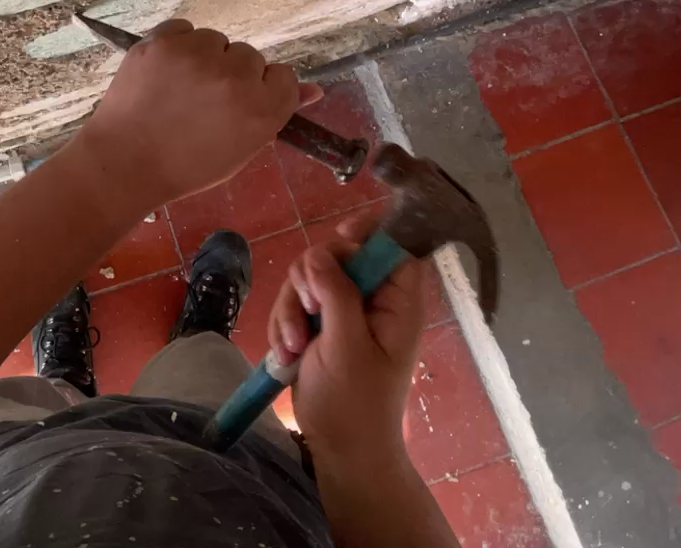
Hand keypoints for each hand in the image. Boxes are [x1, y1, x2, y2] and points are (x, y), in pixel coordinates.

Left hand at [71, 18, 322, 209]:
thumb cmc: (185, 165)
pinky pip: (183, 29)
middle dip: (231, 74)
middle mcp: (235, 77)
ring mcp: (197, 55)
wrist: (124, 162)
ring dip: (202, 57)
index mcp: (262, 109)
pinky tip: (163, 73)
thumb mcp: (241, 149)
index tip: (237, 104)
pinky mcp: (163, 41)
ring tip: (178, 89)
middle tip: (202, 102)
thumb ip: (276, 114)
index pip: (283, 76)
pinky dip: (175, 45)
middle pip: (248, 56)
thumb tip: (314, 91)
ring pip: (214, 40)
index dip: (259, 90)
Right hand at [266, 211, 427, 461]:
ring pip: (307, 277)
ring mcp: (343, 311)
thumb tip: (318, 252)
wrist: (339, 448)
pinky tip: (287, 354)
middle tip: (309, 312)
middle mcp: (372, 300)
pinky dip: (283, 323)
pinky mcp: (318, 323)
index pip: (393, 247)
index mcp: (396, 304)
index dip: (370, 232)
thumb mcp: (346, 346)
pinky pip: (292, 301)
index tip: (340, 234)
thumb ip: (336, 293)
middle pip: (337, 255)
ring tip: (294, 346)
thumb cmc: (354, 402)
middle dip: (310, 281)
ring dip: (291, 309)